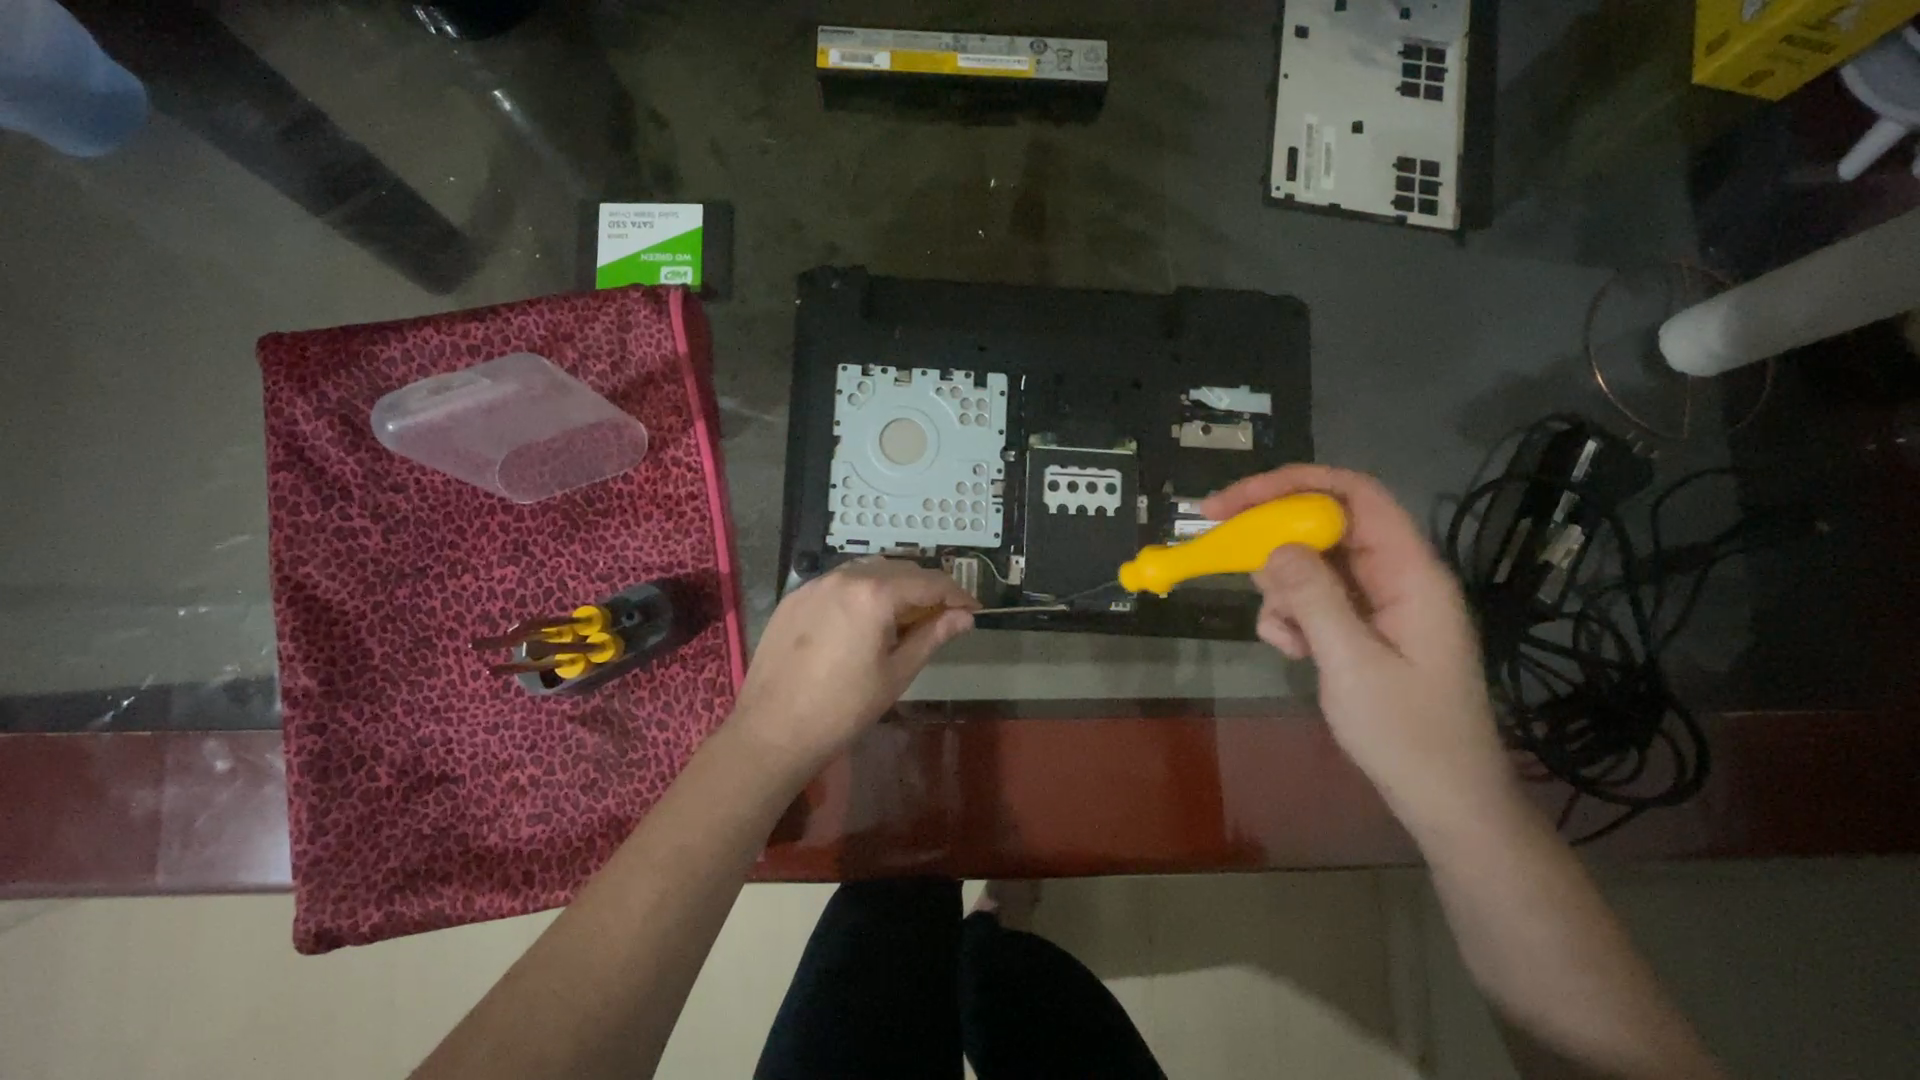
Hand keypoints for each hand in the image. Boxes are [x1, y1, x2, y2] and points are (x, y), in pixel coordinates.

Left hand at [730, 558, 976, 771]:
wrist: (773, 730)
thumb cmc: (843, 709)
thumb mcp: (896, 674)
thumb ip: (932, 636)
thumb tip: (964, 617)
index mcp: (874, 594)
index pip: (929, 581)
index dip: (957, 594)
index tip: (973, 610)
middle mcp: (844, 576)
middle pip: (899, 569)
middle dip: (926, 587)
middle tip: (944, 615)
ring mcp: (814, 584)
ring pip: (866, 570)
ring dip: (893, 586)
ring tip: (906, 616)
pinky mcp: (794, 598)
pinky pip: (838, 582)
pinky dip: (861, 591)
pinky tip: (864, 619)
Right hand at [1203, 466, 1517, 831]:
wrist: (1445, 799)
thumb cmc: (1408, 733)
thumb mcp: (1352, 664)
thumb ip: (1313, 598)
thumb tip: (1273, 546)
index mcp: (1410, 572)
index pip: (1354, 496)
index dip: (1293, 484)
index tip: (1234, 501)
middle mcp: (1396, 576)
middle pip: (1325, 526)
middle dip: (1272, 538)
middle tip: (1223, 552)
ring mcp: (1380, 604)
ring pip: (1313, 566)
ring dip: (1281, 590)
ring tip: (1283, 635)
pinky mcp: (1364, 629)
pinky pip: (1315, 601)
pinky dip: (1292, 618)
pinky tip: (1293, 653)